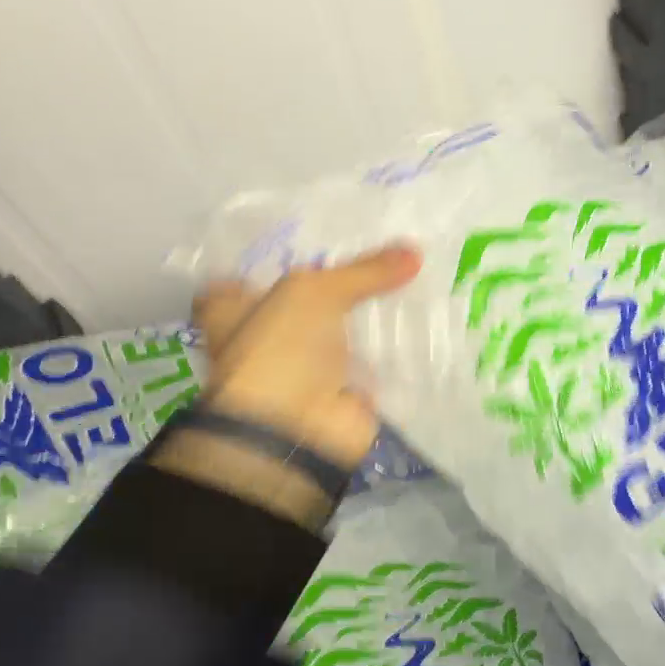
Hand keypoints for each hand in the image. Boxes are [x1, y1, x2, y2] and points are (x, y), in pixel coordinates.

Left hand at [191, 246, 421, 468]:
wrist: (295, 427)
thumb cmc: (279, 350)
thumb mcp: (315, 292)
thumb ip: (364, 271)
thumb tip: (414, 250)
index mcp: (235, 306)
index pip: (261, 269)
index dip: (294, 254)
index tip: (336, 238)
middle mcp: (268, 334)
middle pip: (314, 301)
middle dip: (350, 285)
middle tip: (394, 259)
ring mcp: (309, 366)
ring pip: (349, 332)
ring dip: (379, 319)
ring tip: (422, 287)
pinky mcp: (347, 390)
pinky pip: (378, 364)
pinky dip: (400, 353)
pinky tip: (429, 331)